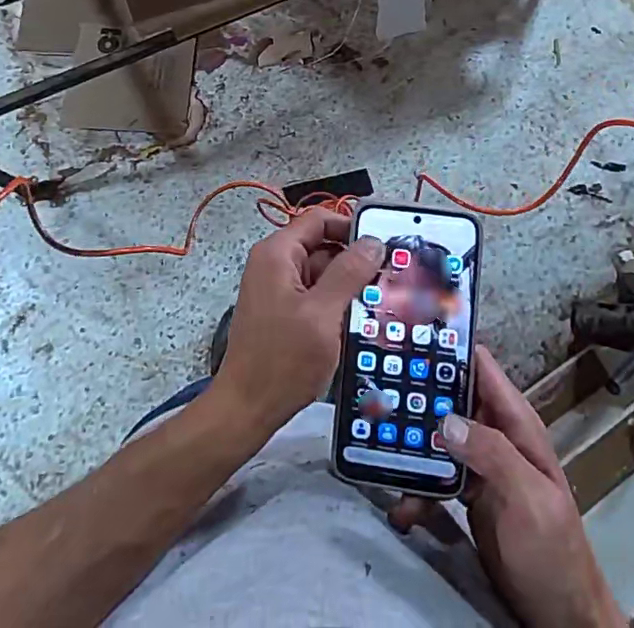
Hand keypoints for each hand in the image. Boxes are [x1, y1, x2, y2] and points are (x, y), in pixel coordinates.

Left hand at [212, 208, 382, 433]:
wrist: (247, 411)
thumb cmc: (282, 362)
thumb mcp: (323, 313)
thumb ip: (350, 272)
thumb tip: (373, 242)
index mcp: (277, 255)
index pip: (320, 221)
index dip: (352, 228)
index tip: (382, 246)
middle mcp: (275, 265)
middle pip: (323, 246)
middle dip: (354, 261)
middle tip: (387, 279)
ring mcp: (278, 289)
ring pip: (324, 273)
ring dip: (348, 286)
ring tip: (375, 303)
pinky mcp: (284, 311)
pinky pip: (317, 295)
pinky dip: (336, 304)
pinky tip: (355, 322)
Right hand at [390, 346, 625, 627]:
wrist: (558, 612)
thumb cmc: (553, 550)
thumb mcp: (527, 497)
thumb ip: (492, 453)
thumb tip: (448, 419)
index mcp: (518, 426)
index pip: (484, 372)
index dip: (453, 351)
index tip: (415, 339)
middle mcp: (498, 438)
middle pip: (454, 401)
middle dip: (421, 398)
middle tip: (381, 396)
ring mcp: (482, 467)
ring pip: (440, 440)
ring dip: (413, 449)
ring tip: (383, 456)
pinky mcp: (469, 496)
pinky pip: (436, 480)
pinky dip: (418, 490)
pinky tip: (403, 508)